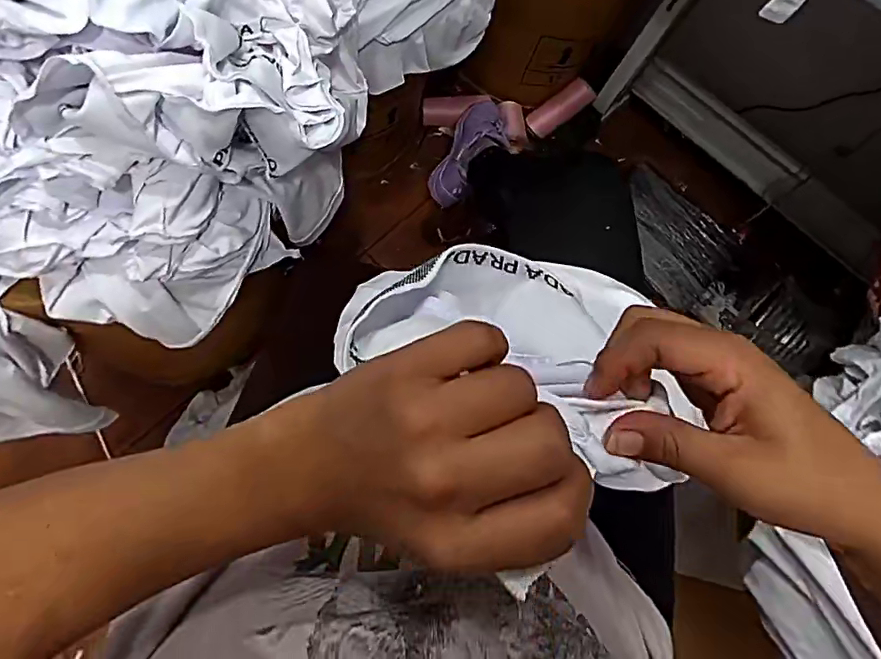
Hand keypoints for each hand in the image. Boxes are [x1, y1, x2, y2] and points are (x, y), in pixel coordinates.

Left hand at [241, 321, 592, 573]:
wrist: (306, 463)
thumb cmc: (384, 501)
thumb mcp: (446, 541)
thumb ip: (512, 519)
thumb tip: (570, 467)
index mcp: (455, 542)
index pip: (561, 516)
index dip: (574, 485)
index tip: (552, 470)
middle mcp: (442, 485)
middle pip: (551, 439)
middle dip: (541, 427)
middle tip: (505, 429)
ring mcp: (423, 420)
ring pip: (522, 384)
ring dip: (508, 388)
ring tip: (474, 400)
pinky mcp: (407, 367)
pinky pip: (487, 338)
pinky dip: (484, 347)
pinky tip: (460, 368)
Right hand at [586, 308, 880, 549]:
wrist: (854, 497)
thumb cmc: (806, 481)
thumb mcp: (732, 470)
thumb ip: (668, 443)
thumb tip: (612, 431)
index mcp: (729, 357)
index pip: (655, 335)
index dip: (618, 360)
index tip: (596, 398)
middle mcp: (725, 348)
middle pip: (654, 323)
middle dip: (619, 352)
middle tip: (604, 399)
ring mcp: (725, 362)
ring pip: (661, 338)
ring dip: (632, 362)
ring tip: (622, 406)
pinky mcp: (724, 380)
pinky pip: (675, 362)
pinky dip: (649, 375)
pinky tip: (646, 406)